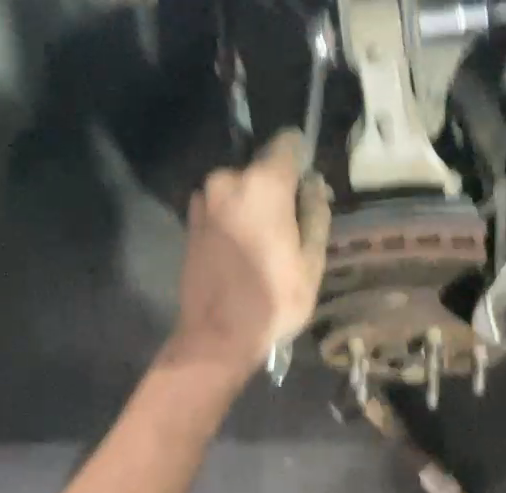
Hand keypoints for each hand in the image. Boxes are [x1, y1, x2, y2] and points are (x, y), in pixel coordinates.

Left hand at [168, 130, 331, 375]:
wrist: (216, 337)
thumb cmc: (272, 302)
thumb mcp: (311, 263)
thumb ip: (316, 215)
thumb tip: (314, 187)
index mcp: (264, 183)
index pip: (288, 142)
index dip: (302, 163)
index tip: (307, 192)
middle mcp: (228, 180)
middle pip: (261, 171)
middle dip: (277, 193)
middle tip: (289, 232)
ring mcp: (204, 201)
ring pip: (239, 192)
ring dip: (252, 209)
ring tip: (263, 250)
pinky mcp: (189, 224)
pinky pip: (220, 211)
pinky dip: (232, 223)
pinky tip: (239, 256)